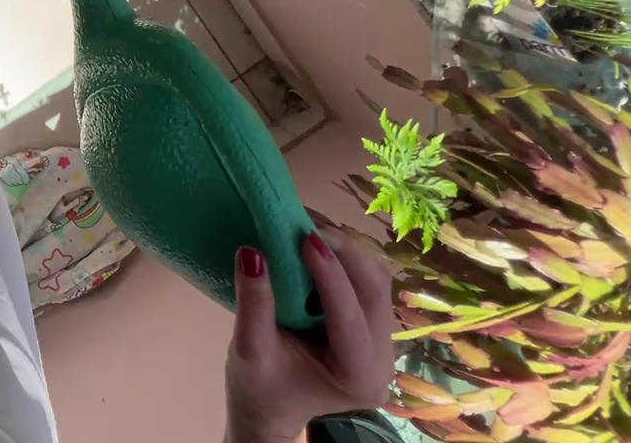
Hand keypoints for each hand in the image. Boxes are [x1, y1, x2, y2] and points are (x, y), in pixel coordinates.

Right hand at [225, 227, 394, 442]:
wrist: (269, 407)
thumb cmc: (259, 386)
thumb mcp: (249, 349)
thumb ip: (254, 304)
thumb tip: (252, 252)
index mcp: (358, 374)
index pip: (351, 315)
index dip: (331, 273)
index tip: (304, 236)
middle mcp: (382, 357)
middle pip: (376, 291)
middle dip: (343, 252)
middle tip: (301, 224)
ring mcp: (380, 340)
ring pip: (376, 280)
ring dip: (344, 249)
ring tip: (302, 227)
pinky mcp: (367, 324)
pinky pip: (364, 280)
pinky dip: (340, 255)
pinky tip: (309, 242)